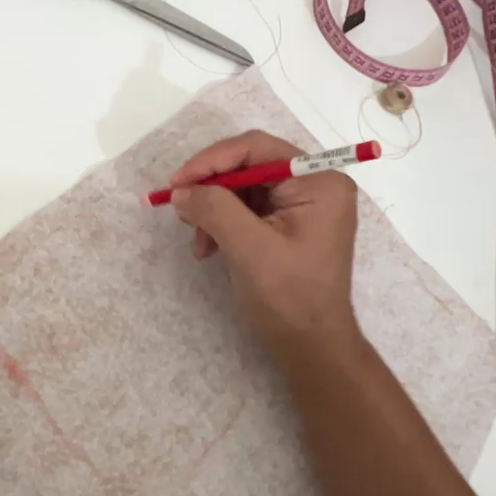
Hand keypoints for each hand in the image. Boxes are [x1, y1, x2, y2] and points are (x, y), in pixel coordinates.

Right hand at [169, 130, 362, 354]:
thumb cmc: (289, 297)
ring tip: (198, 242)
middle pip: (248, 166)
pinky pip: (247, 210)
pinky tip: (208, 249)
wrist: (311, 346)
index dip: (212, 161)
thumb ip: (214, 209)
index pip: (256, 148)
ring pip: (242, 189)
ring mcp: (303, 205)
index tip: (177, 183)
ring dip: (213, 211)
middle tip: (182, 211)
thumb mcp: (248, 248)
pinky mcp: (288, 225)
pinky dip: (223, 225)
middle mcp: (315, 185)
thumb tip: (181, 190)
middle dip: (211, 189)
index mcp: (318, 181)